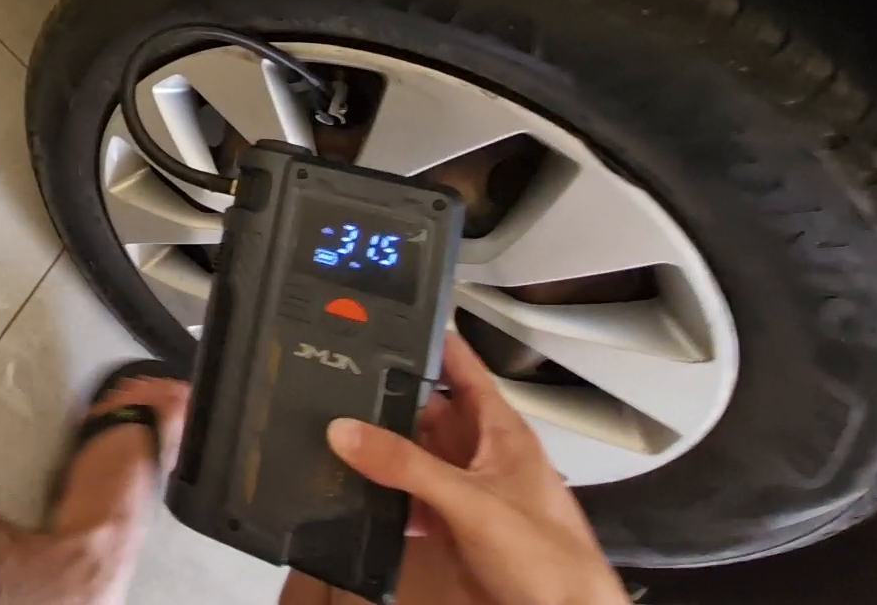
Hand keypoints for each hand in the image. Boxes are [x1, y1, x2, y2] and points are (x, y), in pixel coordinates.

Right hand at [296, 334, 629, 604]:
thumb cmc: (549, 564)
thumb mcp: (473, 503)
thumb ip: (407, 464)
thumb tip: (342, 428)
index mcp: (499, 432)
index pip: (461, 367)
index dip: (430, 339)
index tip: (387, 314)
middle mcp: (477, 452)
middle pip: (423, 407)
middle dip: (384, 391)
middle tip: (335, 367)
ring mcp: (460, 488)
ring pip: (408, 448)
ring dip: (375, 441)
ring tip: (327, 416)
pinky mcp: (445, 522)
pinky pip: (400, 489)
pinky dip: (374, 483)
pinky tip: (345, 476)